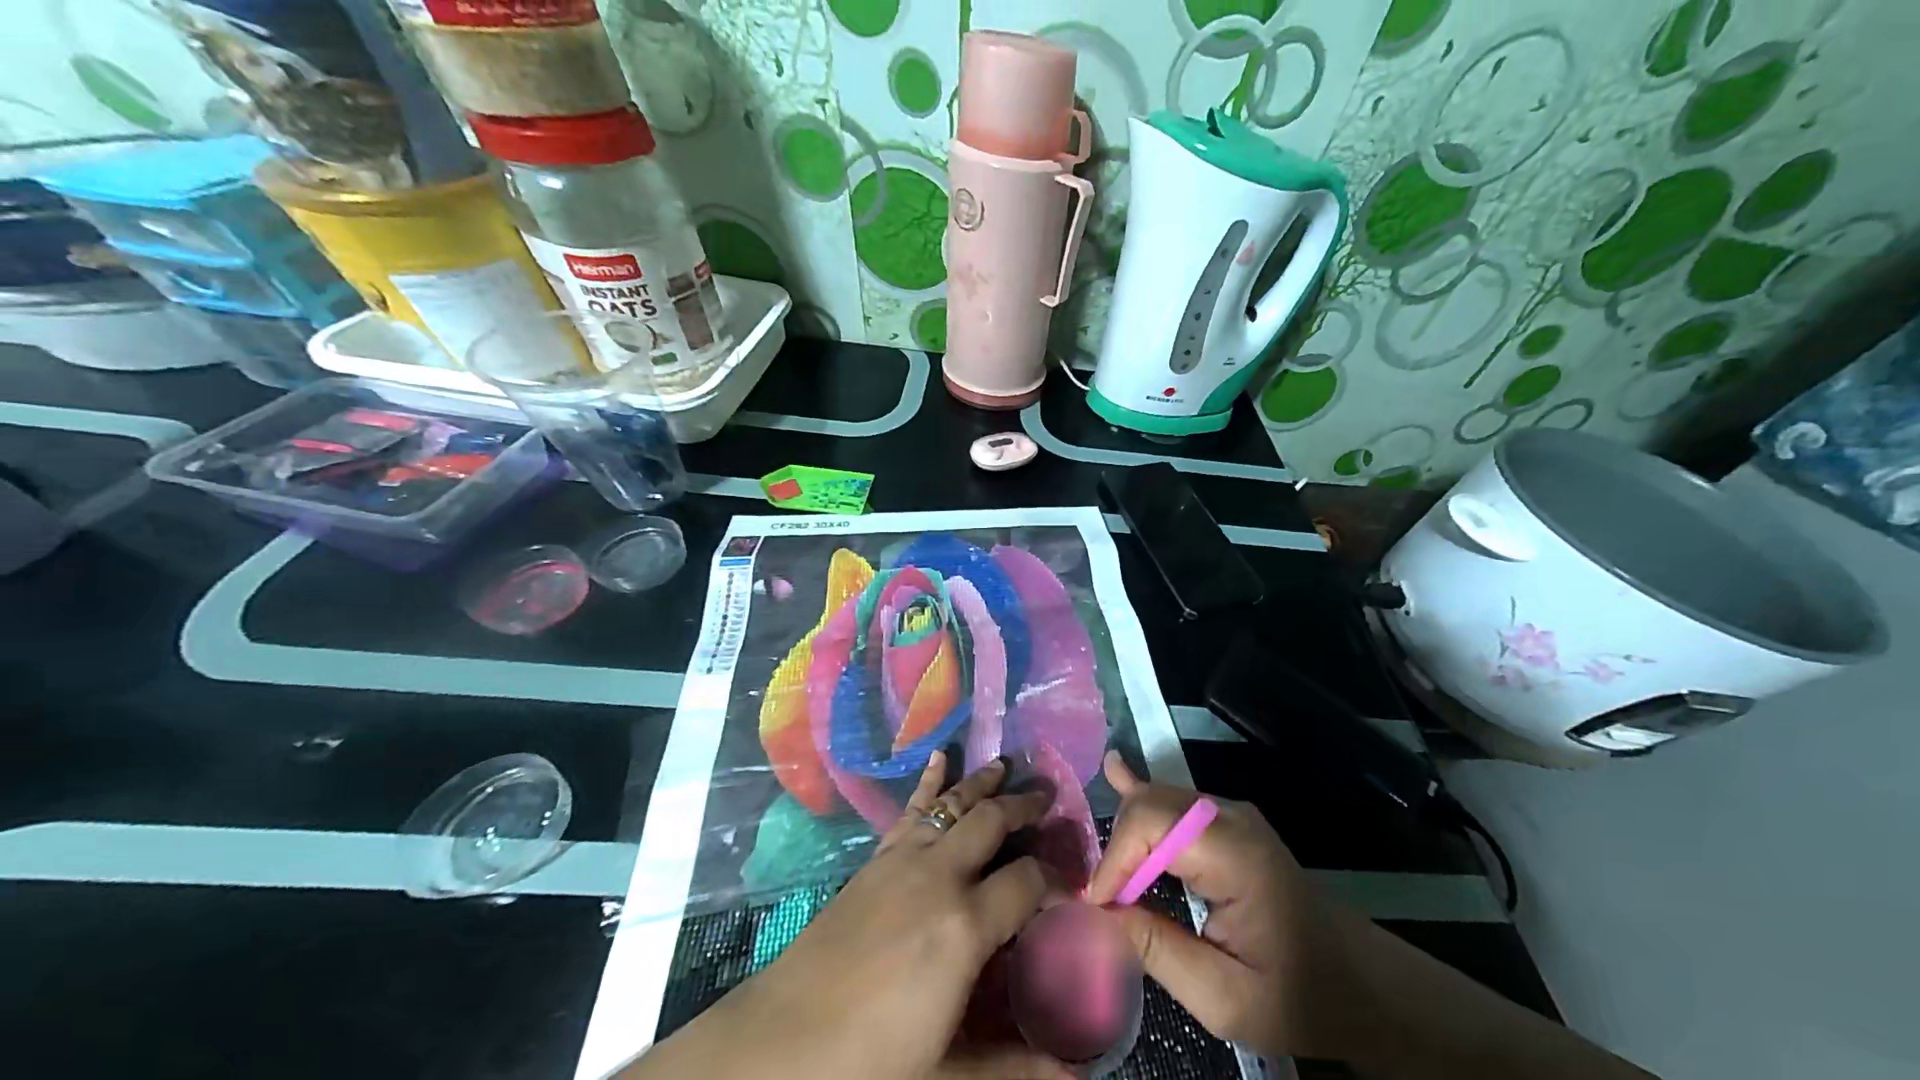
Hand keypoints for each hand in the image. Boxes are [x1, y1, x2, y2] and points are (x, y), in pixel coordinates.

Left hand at [628, 752, 1070, 1079]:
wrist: (781, 1041)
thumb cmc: (871, 1059)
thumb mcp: (950, 1072)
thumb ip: (1017, 1065)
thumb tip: (1077, 1074)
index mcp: (965, 926)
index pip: (1029, 883)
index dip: (1058, 881)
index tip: (1075, 887)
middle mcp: (938, 877)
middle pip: (992, 823)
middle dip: (1025, 808)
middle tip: (1050, 798)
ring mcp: (901, 861)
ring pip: (951, 806)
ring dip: (981, 784)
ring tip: (1007, 766)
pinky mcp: (874, 862)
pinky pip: (909, 812)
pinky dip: (928, 783)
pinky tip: (939, 760)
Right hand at [1084, 752, 1361, 1061]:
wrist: (1360, 984)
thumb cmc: (1299, 997)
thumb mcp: (1225, 998)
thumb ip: (1157, 950)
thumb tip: (1096, 912)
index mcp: (1235, 854)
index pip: (1149, 825)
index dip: (1114, 861)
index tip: (1098, 909)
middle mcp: (1230, 819)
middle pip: (1148, 806)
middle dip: (1116, 850)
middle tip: (1103, 903)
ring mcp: (1230, 815)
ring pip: (1154, 800)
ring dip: (1124, 837)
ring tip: (1107, 882)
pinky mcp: (1226, 823)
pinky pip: (1173, 802)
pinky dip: (1140, 795)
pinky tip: (1114, 770)